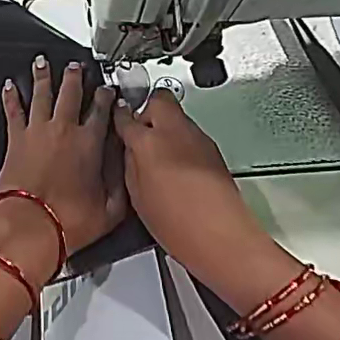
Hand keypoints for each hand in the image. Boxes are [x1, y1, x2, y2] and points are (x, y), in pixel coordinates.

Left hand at [0, 57, 125, 278]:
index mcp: (90, 144)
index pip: (102, 110)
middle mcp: (64, 130)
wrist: (32, 224)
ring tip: (42, 63)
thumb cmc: (67, 221)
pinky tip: (9, 86)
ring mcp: (38, 131)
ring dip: (43, 76)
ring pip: (42, 94)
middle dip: (75, 76)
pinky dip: (11, 96)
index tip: (107, 90)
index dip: (106, 96)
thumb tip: (129, 175)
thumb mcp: (111, 210)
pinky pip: (13, 110)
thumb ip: (121, 186)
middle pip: (70, 93)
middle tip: (76, 66)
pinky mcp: (16, 139)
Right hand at [114, 90, 296, 294]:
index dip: (119, 115)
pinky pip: (191, 134)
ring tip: (158, 153)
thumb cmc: (181, 224)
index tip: (117, 117)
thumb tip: (129, 151)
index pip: (127, 116)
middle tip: (139, 128)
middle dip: (146, 110)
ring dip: (165, 126)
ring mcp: (198, 139)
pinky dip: (180, 142)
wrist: (222, 238)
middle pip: (158, 100)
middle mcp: (176, 132)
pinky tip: (176, 165)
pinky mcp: (213, 150)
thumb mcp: (136, 196)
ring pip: (177, 116)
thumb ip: (129, 163)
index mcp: (148, 141)